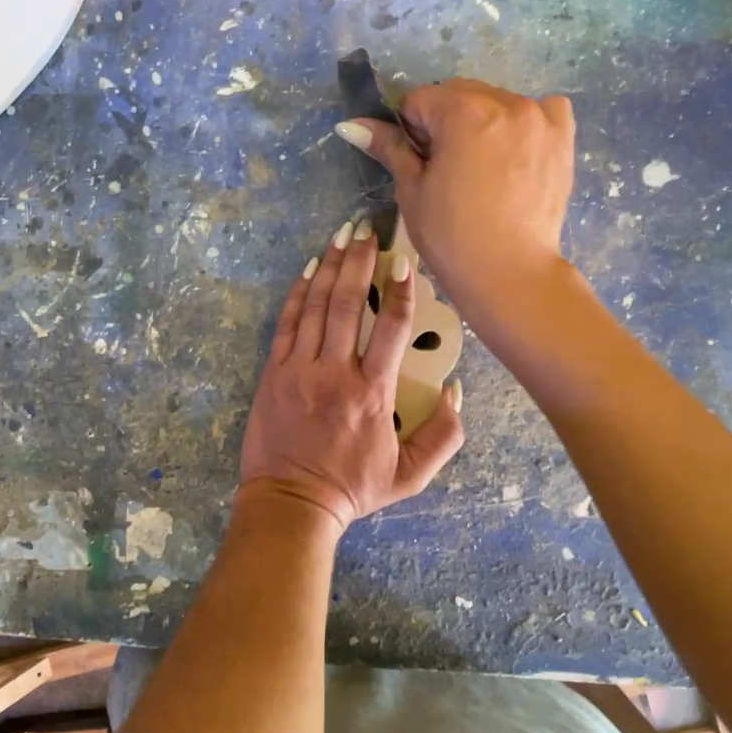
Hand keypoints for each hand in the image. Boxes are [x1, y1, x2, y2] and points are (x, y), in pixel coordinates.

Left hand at [239, 217, 464, 528]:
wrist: (290, 503)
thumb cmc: (352, 488)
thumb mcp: (411, 474)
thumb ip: (443, 435)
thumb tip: (457, 390)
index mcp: (373, 393)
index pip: (393, 328)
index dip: (402, 290)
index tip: (406, 261)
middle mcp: (336, 372)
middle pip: (349, 303)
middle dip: (359, 261)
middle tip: (366, 229)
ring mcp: (300, 369)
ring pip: (316, 306)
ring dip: (329, 267)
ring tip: (340, 236)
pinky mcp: (273, 373)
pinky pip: (287, 324)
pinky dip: (298, 294)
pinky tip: (308, 270)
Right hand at [334, 79, 574, 294]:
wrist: (509, 274)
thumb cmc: (450, 235)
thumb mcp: (411, 189)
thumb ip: (388, 147)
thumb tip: (351, 124)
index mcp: (464, 112)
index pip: (419, 100)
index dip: (410, 131)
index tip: (417, 164)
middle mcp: (506, 102)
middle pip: (458, 95)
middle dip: (444, 122)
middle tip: (445, 169)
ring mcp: (540, 118)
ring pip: (495, 102)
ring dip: (480, 122)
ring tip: (480, 168)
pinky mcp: (562, 138)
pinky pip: (541, 110)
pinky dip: (524, 123)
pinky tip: (515, 153)